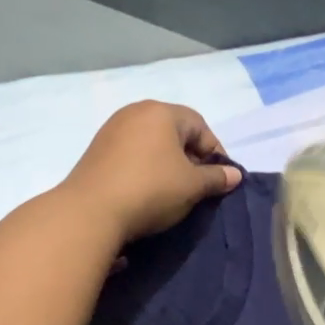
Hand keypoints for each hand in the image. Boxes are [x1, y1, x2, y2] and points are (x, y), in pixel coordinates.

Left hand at [57, 101, 242, 242]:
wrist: (90, 212)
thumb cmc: (150, 190)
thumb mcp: (192, 186)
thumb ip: (216, 178)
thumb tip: (234, 175)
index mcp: (161, 112)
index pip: (199, 126)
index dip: (215, 152)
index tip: (220, 178)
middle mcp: (135, 113)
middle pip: (174, 132)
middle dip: (190, 157)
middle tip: (198, 186)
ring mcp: (111, 130)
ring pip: (151, 144)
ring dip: (166, 164)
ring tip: (173, 191)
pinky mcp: (96, 150)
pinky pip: (131, 154)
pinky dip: (144, 169)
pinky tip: (146, 192)